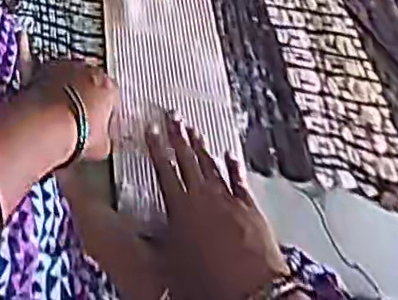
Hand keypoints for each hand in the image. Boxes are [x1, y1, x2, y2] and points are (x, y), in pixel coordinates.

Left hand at [30, 59, 117, 162]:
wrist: (48, 123)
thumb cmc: (78, 131)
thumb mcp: (102, 146)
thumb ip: (106, 138)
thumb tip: (102, 142)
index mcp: (107, 86)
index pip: (112, 95)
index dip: (106, 110)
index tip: (100, 122)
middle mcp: (87, 70)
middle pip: (90, 81)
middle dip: (86, 95)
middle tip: (80, 117)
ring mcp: (63, 66)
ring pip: (69, 76)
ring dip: (67, 90)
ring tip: (61, 114)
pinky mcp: (42, 68)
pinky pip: (50, 78)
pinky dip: (49, 88)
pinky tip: (47, 107)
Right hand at [148, 118, 288, 299]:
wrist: (255, 293)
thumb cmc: (211, 281)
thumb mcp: (174, 260)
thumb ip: (159, 240)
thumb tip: (142, 237)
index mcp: (181, 206)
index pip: (163, 168)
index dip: (156, 147)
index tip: (151, 129)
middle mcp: (202, 197)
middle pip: (186, 158)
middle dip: (177, 135)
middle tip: (173, 116)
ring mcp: (228, 200)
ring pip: (210, 165)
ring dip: (201, 146)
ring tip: (194, 130)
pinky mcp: (250, 209)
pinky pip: (239, 181)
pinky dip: (233, 167)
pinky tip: (230, 156)